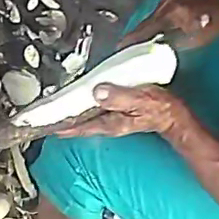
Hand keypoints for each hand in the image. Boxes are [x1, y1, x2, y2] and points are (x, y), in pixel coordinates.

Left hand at [51, 84, 195, 140]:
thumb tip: (96, 91)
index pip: (78, 127)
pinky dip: (84, 107)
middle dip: (61, 121)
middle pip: (77, 124)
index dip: (61, 127)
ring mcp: (110, 120)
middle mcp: (105, 124)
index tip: (45, 127)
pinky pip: (94, 112)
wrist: (173, 115)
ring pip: (84, 119)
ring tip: (56, 110)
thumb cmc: (159, 108)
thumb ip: (118, 96)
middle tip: (44, 118)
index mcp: (108, 123)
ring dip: (71, 115)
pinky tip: (80, 101)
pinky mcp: (115, 113)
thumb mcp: (140, 99)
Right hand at [121, 0, 218, 51]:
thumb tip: (149, 54)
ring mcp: (168, 2)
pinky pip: (154, 20)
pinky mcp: (172, 3)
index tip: (117, 57)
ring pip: (147, 23)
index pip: (140, 32)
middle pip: (141, 27)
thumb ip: (166, 46)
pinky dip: (149, 30)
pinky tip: (147, 40)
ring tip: (133, 50)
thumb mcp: (189, 41)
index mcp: (167, 13)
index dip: (128, 45)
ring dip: (141, 36)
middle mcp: (164, 4)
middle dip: (132, 41)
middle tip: (123, 56)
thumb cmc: (213, 25)